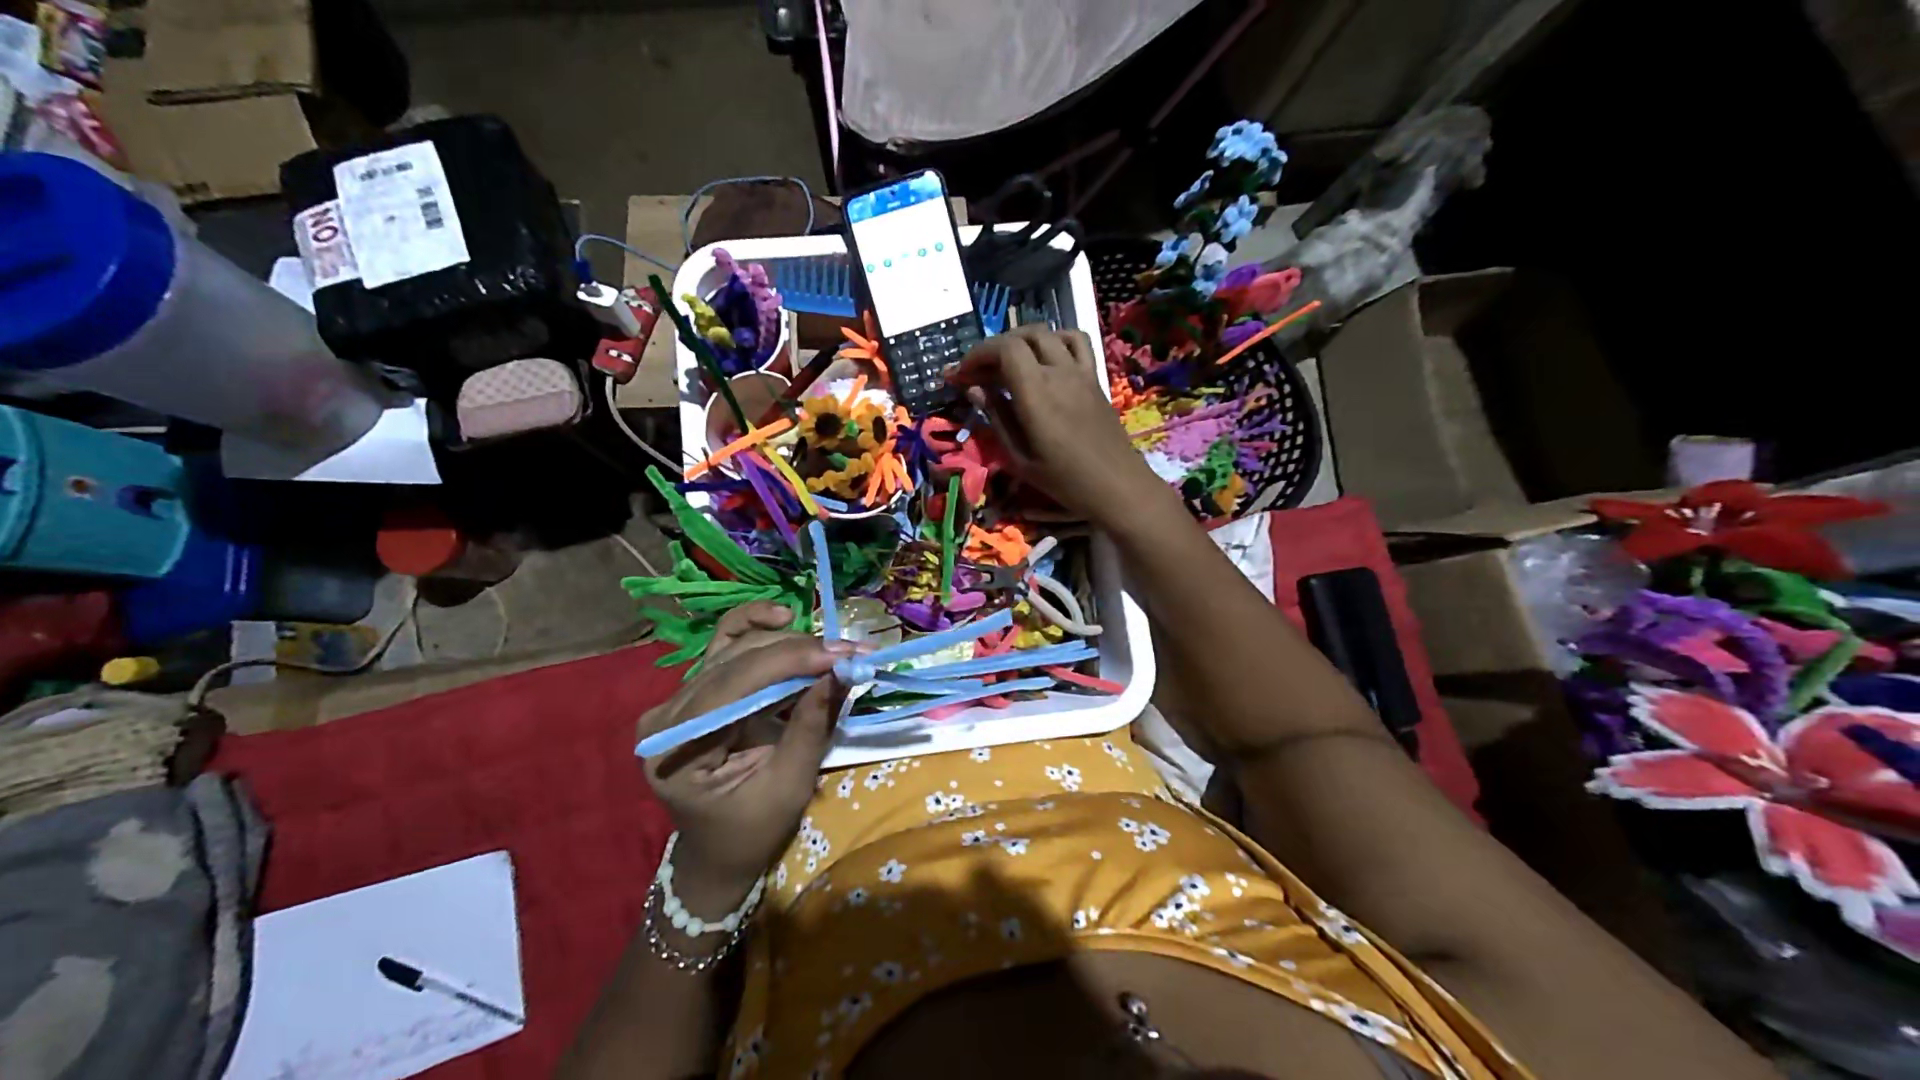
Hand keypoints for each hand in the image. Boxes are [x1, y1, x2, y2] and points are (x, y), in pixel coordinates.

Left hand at [636, 602, 851, 896]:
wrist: (720, 854)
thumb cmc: (752, 831)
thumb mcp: (789, 786)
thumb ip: (811, 726)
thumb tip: (842, 672)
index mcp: (675, 748)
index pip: (733, 686)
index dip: (789, 662)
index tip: (842, 653)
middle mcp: (666, 716)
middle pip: (735, 662)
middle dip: (797, 652)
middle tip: (851, 651)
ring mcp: (676, 700)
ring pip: (735, 650)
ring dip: (788, 645)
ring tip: (835, 649)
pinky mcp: (695, 693)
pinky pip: (724, 649)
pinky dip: (756, 630)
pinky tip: (783, 617)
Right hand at [949, 327, 1170, 523]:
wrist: (1116, 485)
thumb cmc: (1064, 480)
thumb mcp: (1019, 456)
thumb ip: (996, 416)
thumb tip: (973, 388)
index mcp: (1037, 392)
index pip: (1004, 349)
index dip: (977, 355)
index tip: (960, 376)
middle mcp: (1058, 372)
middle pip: (1021, 337)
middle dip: (992, 349)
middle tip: (977, 373)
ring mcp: (1079, 371)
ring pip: (1046, 333)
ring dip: (1020, 340)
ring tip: (1006, 363)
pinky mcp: (1094, 377)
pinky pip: (1075, 341)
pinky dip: (1055, 339)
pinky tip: (1045, 358)